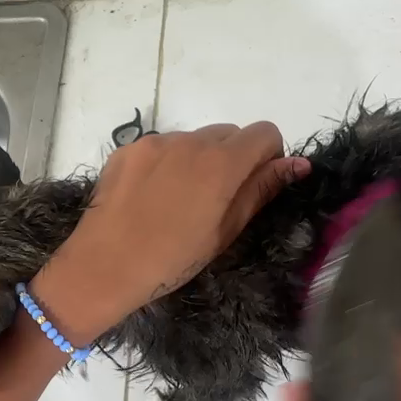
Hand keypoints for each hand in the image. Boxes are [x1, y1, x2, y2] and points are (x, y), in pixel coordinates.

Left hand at [31, 123, 310, 340]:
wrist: (103, 267)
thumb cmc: (171, 260)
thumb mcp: (224, 231)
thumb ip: (260, 190)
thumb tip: (297, 163)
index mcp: (221, 163)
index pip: (264, 133)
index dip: (267, 157)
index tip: (254, 186)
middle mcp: (189, 141)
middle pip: (228, 134)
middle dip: (231, 159)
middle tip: (214, 202)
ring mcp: (153, 143)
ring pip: (192, 140)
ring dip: (196, 161)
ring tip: (176, 203)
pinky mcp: (125, 150)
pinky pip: (159, 148)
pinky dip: (164, 164)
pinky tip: (150, 198)